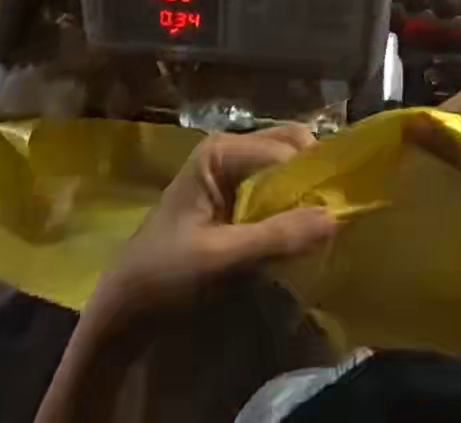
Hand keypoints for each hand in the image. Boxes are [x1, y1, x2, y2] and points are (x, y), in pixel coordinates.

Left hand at [93, 126, 337, 318]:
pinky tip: (303, 229)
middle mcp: (231, 149)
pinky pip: (279, 185)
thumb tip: (336, 217)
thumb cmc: (163, 278)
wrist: (123, 313)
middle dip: (314, 176)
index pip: (286, 151)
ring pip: (289, 164)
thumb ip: (276, 237)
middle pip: (292, 146)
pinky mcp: (237, 193)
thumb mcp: (220, 260)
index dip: (312, 177)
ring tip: (322, 222)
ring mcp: (234, 169)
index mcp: (221, 151)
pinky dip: (295, 202)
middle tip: (333, 211)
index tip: (337, 211)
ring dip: (306, 190)